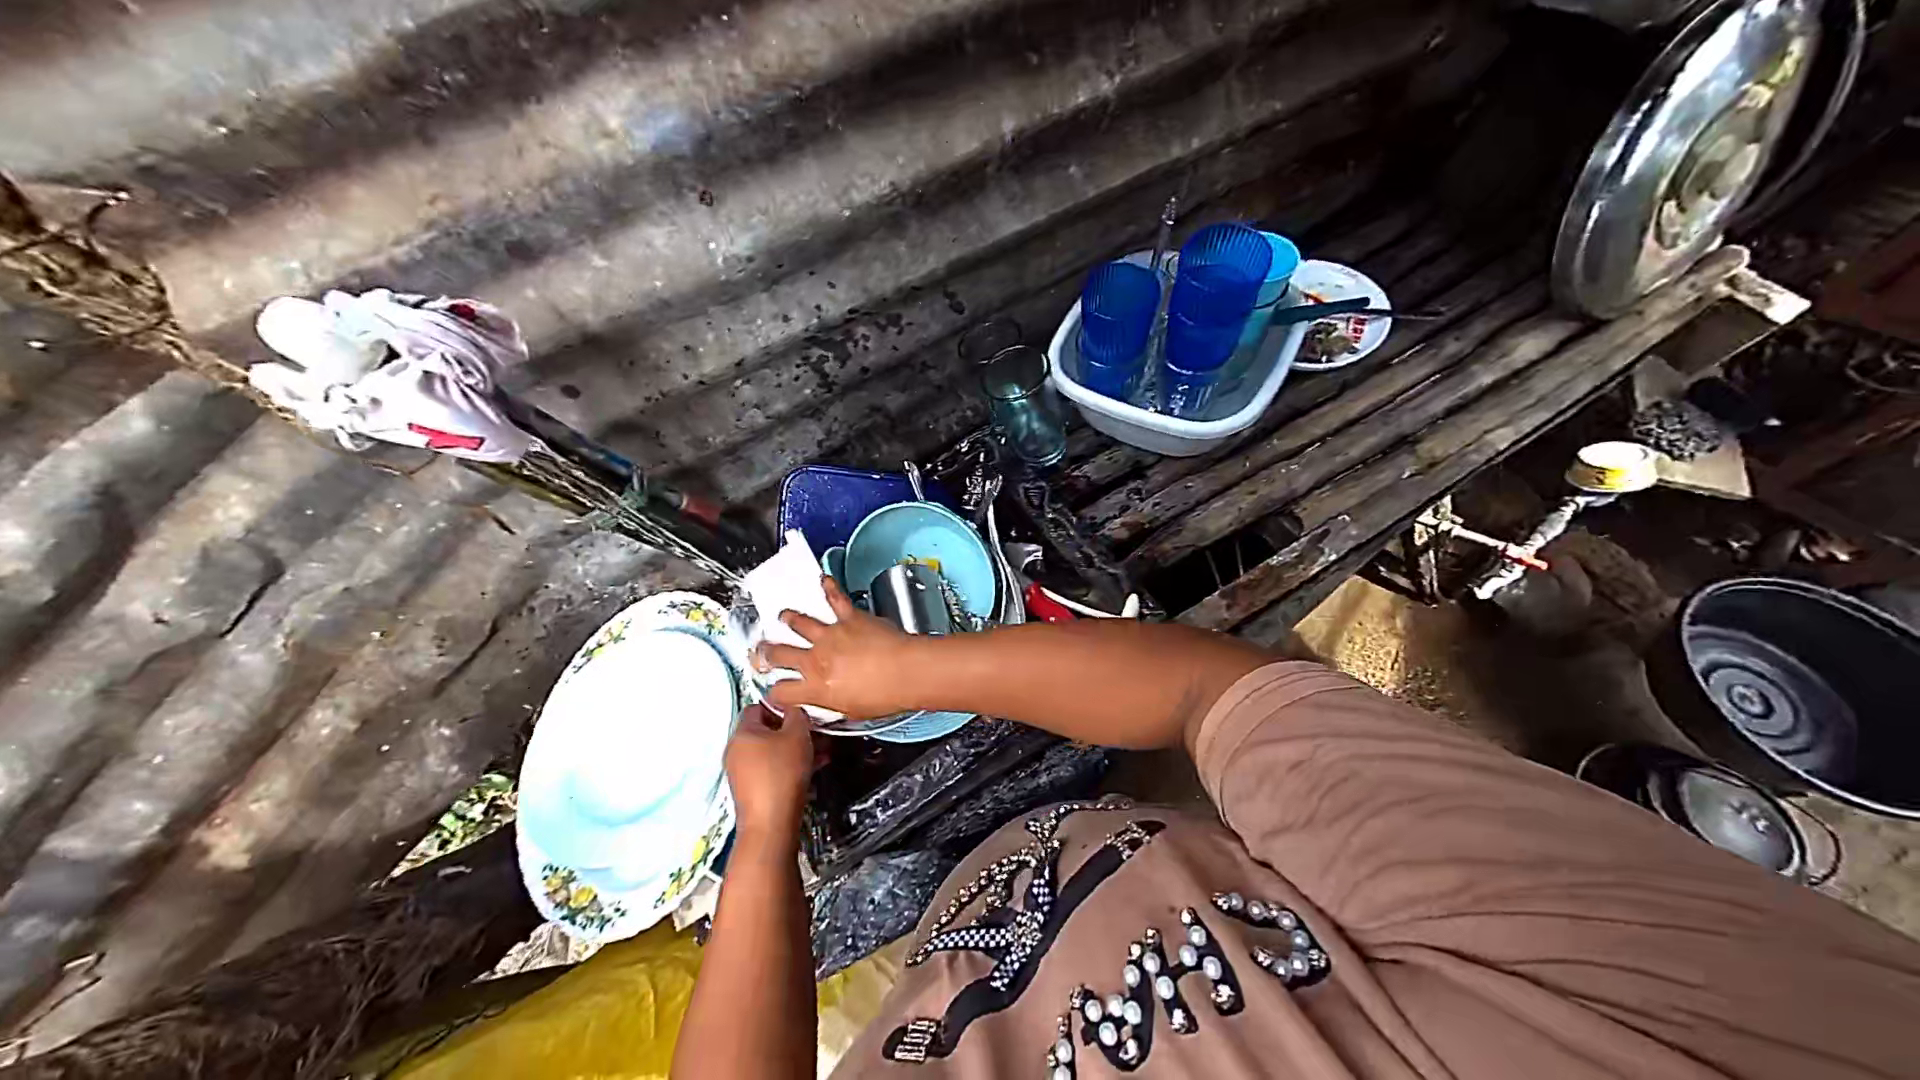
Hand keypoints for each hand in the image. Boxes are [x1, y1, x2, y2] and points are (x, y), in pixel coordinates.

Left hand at [724, 704, 814, 843]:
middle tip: (814, 732)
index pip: (757, 707)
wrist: (771, 823)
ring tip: (820, 751)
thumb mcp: (797, 735)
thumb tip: (793, 710)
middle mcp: (736, 751)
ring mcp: (742, 772)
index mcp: (742, 733)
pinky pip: (772, 769)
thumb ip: (796, 714)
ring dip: (794, 748)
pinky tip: (812, 768)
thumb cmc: (782, 774)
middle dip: (792, 730)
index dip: (780, 706)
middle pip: (766, 730)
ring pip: (772, 751)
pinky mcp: (751, 790)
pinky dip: (789, 765)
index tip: (800, 711)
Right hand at [757, 576, 919, 719]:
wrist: (905, 671)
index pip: (782, 691)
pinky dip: (829, 588)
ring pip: (800, 622)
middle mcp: (817, 659)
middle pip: (780, 653)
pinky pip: (836, 598)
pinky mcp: (849, 618)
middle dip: (766, 652)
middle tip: (762, 650)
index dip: (776, 693)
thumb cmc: (886, 694)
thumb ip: (832, 704)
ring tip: (784, 616)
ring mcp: (831, 635)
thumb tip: (827, 702)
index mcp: (816, 687)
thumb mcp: (851, 712)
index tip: (776, 692)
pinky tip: (824, 580)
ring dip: (790, 618)